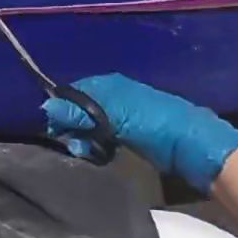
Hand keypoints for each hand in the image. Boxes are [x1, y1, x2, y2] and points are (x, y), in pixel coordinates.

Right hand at [43, 73, 237, 192]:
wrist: (191, 146)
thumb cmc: (152, 123)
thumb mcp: (113, 115)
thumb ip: (79, 111)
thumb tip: (45, 107)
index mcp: (107, 84)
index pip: (71, 92)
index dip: (60, 109)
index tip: (54, 128)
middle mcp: (111, 96)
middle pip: (77, 109)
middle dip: (71, 126)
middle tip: (73, 144)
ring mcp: (120, 115)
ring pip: (87, 125)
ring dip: (82, 138)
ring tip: (86, 152)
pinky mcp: (126, 133)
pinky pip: (100, 136)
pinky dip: (95, 144)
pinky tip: (97, 154)